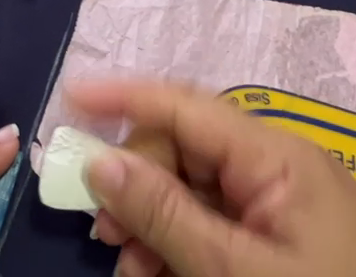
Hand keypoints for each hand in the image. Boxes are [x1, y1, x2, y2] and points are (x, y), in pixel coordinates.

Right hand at [69, 81, 355, 276]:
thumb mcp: (239, 275)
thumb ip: (167, 216)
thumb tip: (100, 160)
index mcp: (275, 155)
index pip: (184, 105)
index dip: (124, 96)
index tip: (69, 97)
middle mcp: (277, 164)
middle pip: (184, 150)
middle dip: (137, 185)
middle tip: (103, 238)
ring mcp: (283, 203)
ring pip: (194, 190)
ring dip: (154, 225)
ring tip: (133, 272)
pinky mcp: (287, 238)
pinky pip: (217, 223)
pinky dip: (183, 245)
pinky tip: (162, 275)